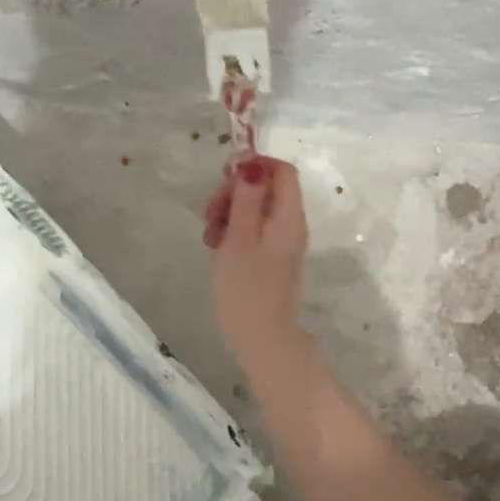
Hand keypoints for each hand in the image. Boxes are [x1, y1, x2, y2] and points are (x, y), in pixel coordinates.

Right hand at [204, 156, 310, 375]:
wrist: (261, 339)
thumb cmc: (246, 288)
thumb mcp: (239, 237)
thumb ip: (245, 197)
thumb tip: (250, 162)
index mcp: (288, 216)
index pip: (281, 170)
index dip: (254, 165)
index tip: (223, 179)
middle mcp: (289, 225)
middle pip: (265, 188)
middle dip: (234, 192)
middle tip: (211, 213)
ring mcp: (280, 243)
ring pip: (254, 210)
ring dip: (228, 213)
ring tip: (209, 236)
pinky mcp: (269, 259)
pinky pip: (252, 232)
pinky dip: (232, 232)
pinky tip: (216, 248)